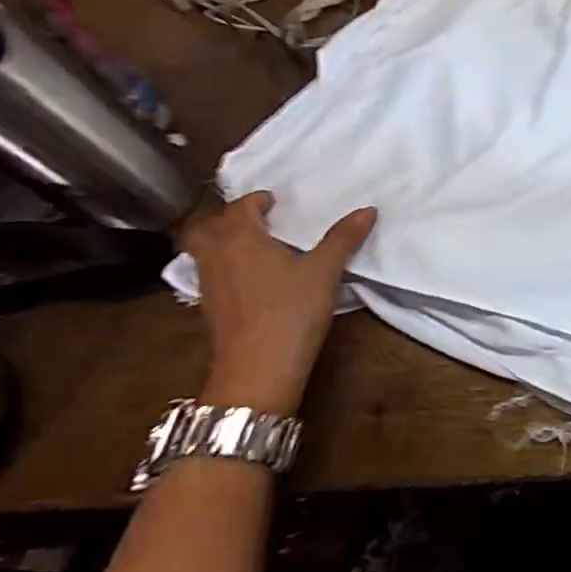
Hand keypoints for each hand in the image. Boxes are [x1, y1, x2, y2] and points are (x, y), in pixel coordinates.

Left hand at [181, 192, 376, 414]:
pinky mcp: (209, 310)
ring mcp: (208, 285)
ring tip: (254, 246)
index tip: (275, 201)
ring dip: (222, 243)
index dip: (256, 201)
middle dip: (228, 220)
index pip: (240, 208)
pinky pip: (210, 275)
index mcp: (240, 239)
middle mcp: (216, 257)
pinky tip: (251, 279)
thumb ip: (343, 238)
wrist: (258, 370)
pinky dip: (224, 267)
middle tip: (257, 220)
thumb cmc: (291, 311)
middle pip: (208, 228)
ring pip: (203, 253)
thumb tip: (367, 210)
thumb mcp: (324, 271)